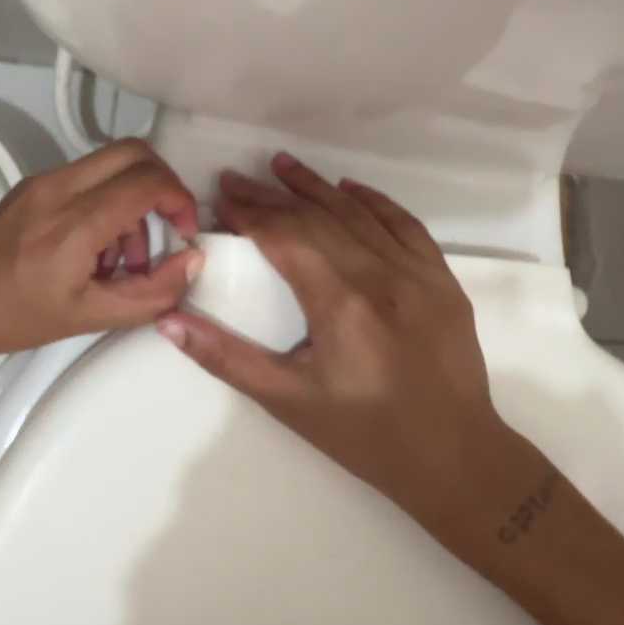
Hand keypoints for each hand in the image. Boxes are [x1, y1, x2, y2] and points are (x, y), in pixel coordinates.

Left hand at [0, 140, 202, 366]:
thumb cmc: (15, 318)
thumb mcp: (89, 316)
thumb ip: (151, 293)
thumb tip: (191, 262)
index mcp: (74, 221)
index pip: (147, 182)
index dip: (180, 201)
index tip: (184, 234)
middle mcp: (57, 188)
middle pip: (132, 152)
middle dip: (161, 185)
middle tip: (166, 228)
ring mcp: (39, 183)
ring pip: (107, 163)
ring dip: (131, 198)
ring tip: (124, 258)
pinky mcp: (27, 189)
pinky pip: (81, 178)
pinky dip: (104, 201)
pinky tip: (94, 251)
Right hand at [157, 152, 531, 536]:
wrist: (456, 460)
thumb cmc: (363, 433)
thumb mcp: (286, 401)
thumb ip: (225, 357)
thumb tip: (168, 320)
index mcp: (341, 304)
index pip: (285, 237)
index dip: (250, 214)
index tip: (220, 198)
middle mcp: (382, 277)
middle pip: (317, 219)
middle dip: (271, 196)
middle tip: (234, 178)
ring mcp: (419, 275)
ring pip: (359, 215)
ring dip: (316, 187)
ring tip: (281, 164)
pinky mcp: (444, 282)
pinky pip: (406, 226)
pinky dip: (374, 202)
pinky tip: (349, 188)